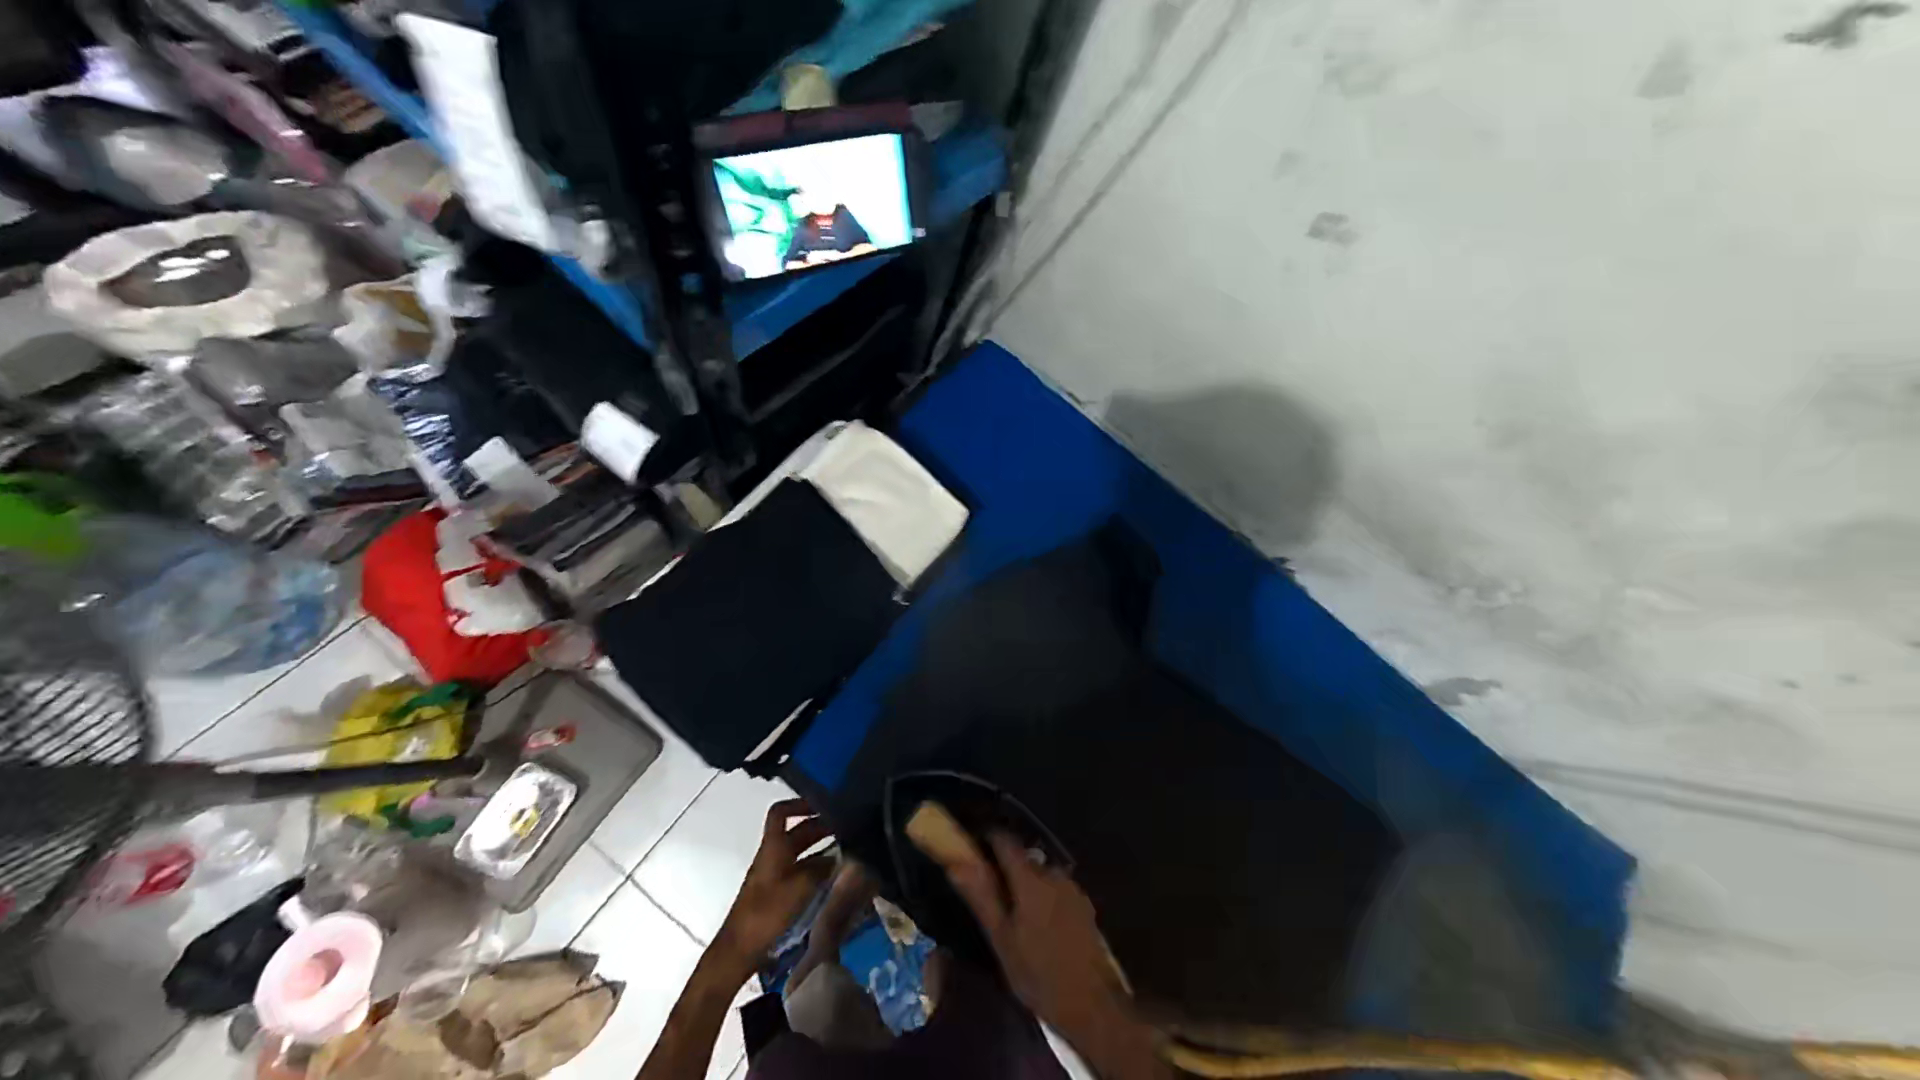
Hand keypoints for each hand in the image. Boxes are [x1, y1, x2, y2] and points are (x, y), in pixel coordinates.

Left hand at [713, 798, 835, 974]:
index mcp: (773, 847)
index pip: (781, 813)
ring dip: (822, 848)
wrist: (739, 951)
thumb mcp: (799, 887)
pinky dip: (818, 868)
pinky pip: (801, 870)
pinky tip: (836, 876)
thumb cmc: (766, 913)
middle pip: (796, 831)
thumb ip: (823, 869)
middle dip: (821, 826)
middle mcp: (773, 856)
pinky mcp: (779, 893)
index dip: (800, 804)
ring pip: (801, 851)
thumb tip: (846, 856)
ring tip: (849, 849)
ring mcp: (775, 875)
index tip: (824, 804)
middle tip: (848, 827)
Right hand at [915, 822, 1129, 1040]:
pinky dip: (1043, 897)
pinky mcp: (1084, 906)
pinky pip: (1056, 889)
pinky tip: (1038, 924)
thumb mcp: (1001, 939)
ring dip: (1025, 884)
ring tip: (1013, 913)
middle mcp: (1054, 873)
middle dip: (1005, 868)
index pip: (1004, 840)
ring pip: (1040, 874)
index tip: (972, 845)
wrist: (1093, 1005)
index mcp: (1030, 878)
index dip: (987, 838)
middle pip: (1023, 858)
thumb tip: (956, 862)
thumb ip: (980, 896)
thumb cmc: (1039, 973)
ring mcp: (1073, 889)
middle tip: (989, 892)